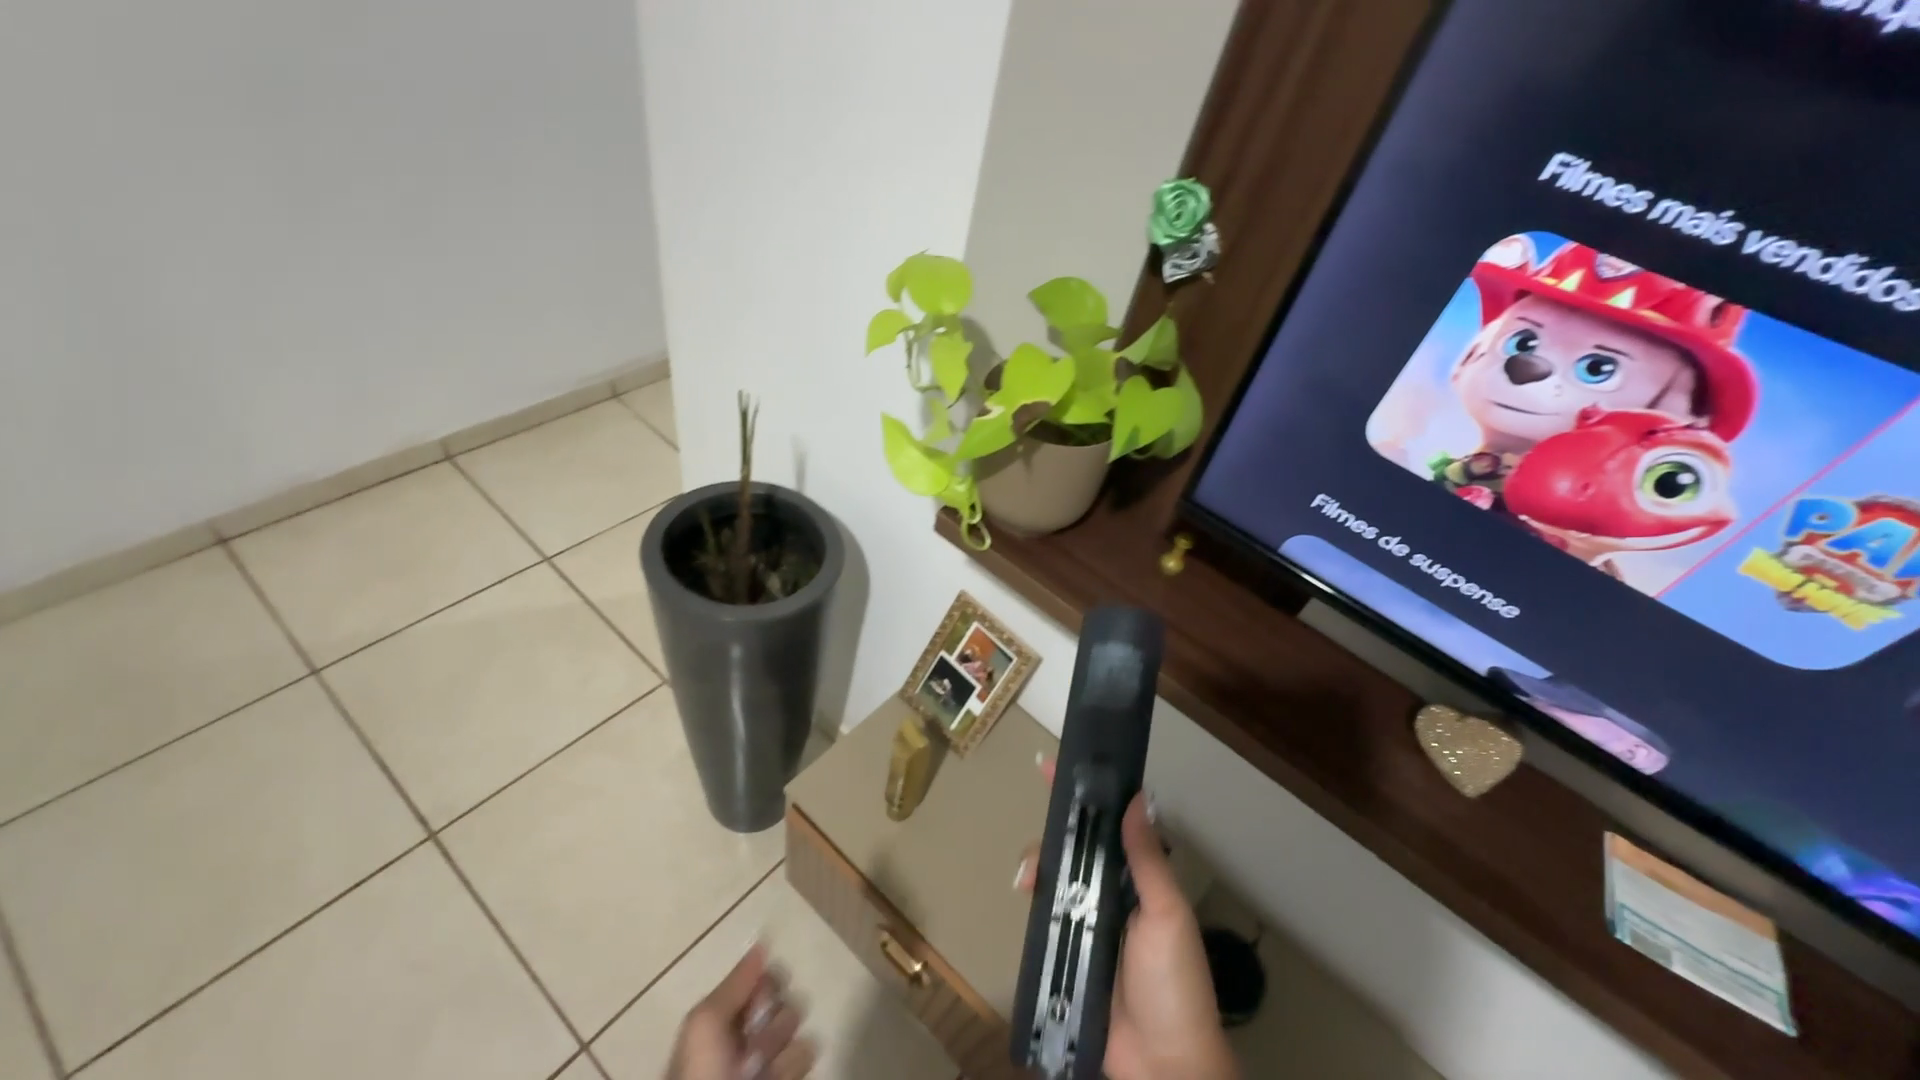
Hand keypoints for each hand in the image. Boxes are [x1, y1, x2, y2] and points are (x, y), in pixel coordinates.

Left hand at [666, 944, 815, 1079]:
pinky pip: (809, 1056)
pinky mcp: (793, 1078)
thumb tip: (762, 944)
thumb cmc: (701, 1074)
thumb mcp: (704, 1024)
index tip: (758, 997)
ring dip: (781, 1052)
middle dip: (774, 1023)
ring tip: (760, 1072)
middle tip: (753, 1045)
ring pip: (801, 1034)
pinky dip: (790, 1070)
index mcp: (728, 1019)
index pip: (766, 980)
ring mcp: (774, 1064)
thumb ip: (734, 984)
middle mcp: (754, 1037)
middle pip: (789, 1003)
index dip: (766, 985)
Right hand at [1018, 760, 1238, 1079]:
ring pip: (1056, 879)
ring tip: (1027, 877)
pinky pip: (1046, 917)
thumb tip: (1137, 796)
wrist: (1162, 1063)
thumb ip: (1148, 859)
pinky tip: (1024, 896)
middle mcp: (1114, 897)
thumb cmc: (1173, 982)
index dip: (1086, 797)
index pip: (1111, 828)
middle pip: (1076, 850)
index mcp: (1142, 883)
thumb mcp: (1166, 914)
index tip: (1054, 767)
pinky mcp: (1067, 954)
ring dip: (1039, 867)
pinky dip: (1034, 901)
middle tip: (1039, 839)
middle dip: (1053, 835)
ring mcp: (1089, 925)